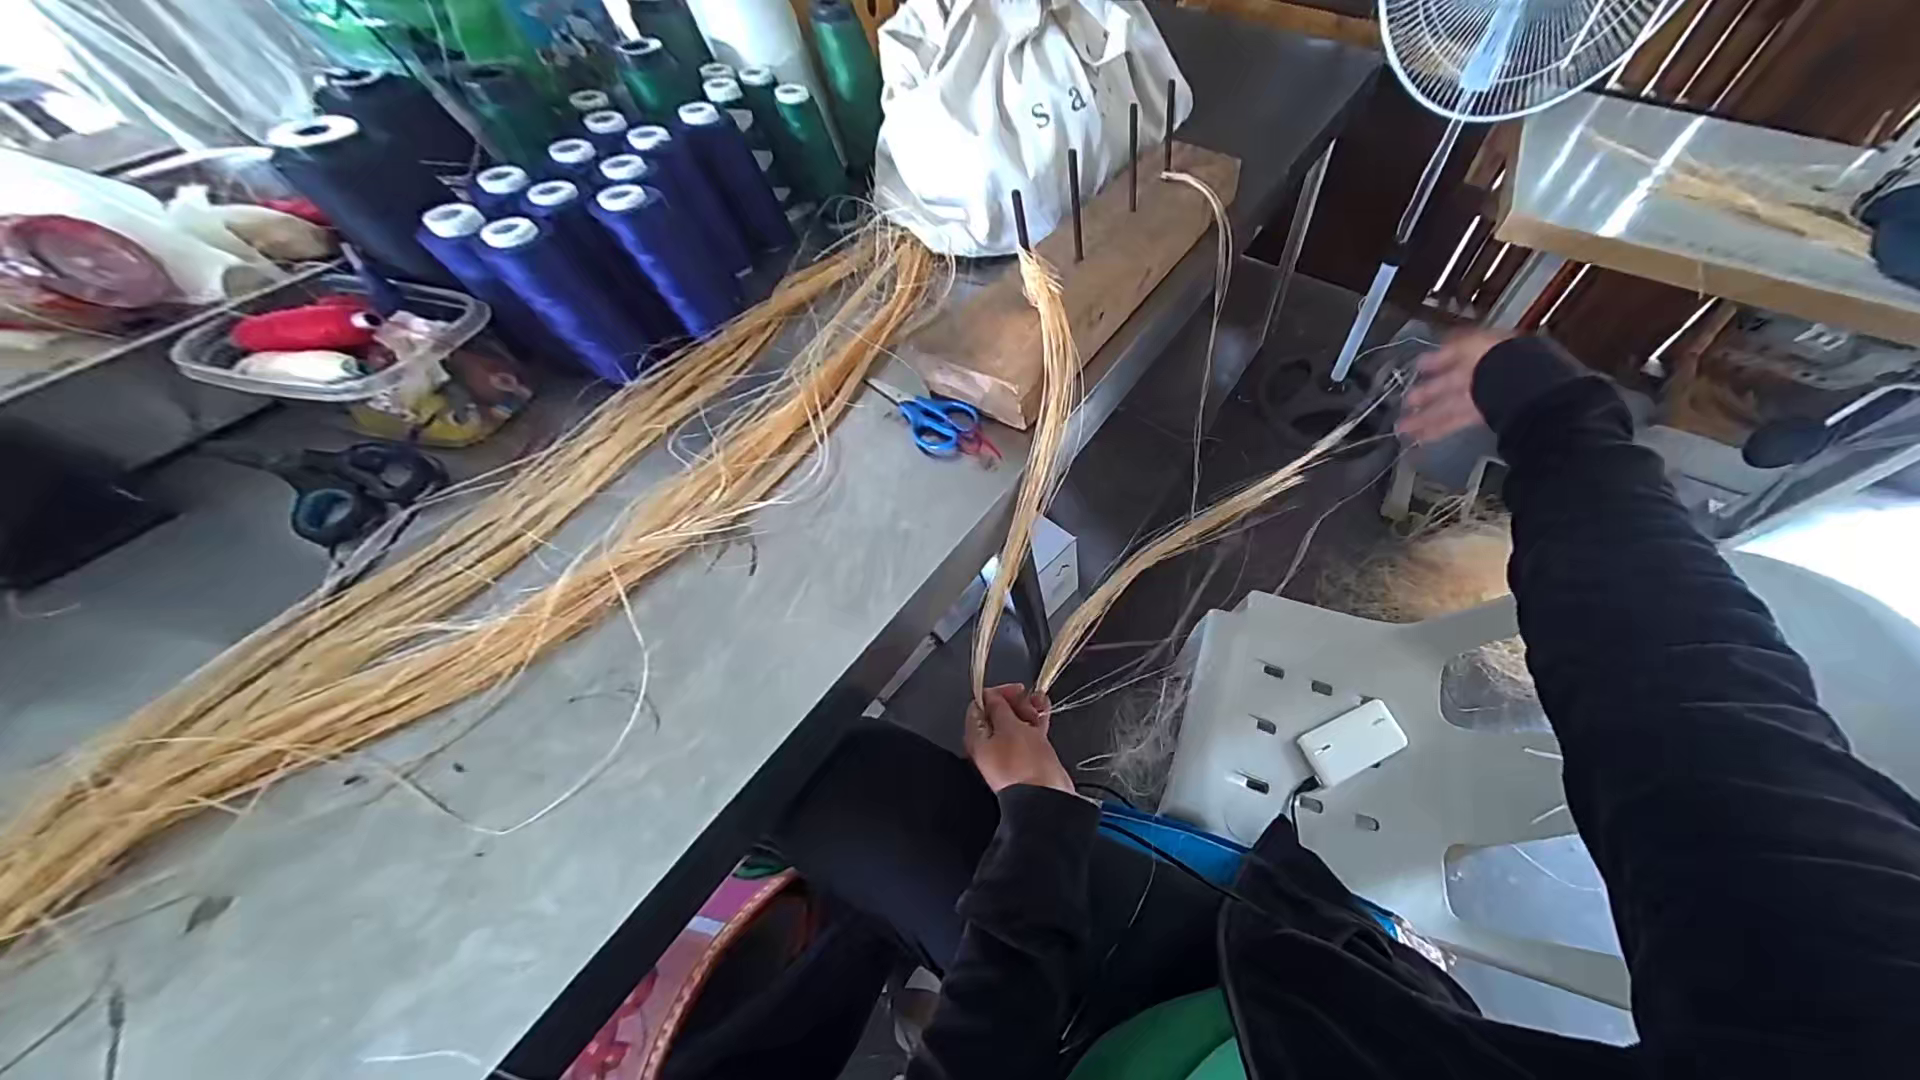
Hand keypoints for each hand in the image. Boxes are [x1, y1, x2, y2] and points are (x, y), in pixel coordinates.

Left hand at [964, 684, 1072, 794]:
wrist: (1046, 798)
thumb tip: (990, 695)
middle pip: (997, 715)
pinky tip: (1044, 714)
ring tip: (1040, 704)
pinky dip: (1035, 723)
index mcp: (977, 739)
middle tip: (1027, 699)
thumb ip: (999, 707)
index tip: (1014, 690)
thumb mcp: (1010, 726)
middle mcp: (989, 747)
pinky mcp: (1025, 760)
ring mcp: (1008, 754)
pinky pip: (1027, 735)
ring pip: (1015, 724)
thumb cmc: (1025, 766)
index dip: (996, 694)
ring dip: (1027, 710)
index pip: (979, 707)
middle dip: (1014, 702)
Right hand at [1396, 328, 1513, 443]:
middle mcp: (1481, 374)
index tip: (1419, 366)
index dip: (1437, 360)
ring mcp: (1480, 396)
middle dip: (1426, 392)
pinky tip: (1420, 435)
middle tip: (1407, 399)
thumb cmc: (1498, 360)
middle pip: (1449, 384)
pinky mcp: (1479, 416)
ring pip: (1446, 406)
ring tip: (1403, 426)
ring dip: (1424, 416)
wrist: (1519, 386)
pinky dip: (1436, 429)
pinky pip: (1453, 422)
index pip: (1457, 355)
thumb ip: (1451, 347)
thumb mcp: (1470, 344)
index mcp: (1482, 353)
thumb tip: (1433, 352)